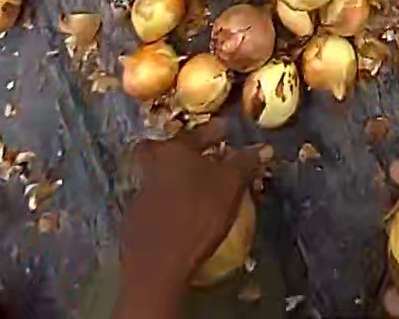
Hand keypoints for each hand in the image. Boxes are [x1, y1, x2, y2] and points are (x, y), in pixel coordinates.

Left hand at [112, 122, 251, 318]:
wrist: (156, 269)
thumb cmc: (197, 215)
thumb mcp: (230, 185)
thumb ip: (245, 162)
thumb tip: (264, 147)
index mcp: (174, 149)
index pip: (199, 131)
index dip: (217, 130)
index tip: (229, 131)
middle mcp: (152, 166)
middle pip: (168, 150)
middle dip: (184, 151)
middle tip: (203, 157)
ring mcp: (139, 196)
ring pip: (161, 176)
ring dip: (178, 179)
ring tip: (199, 189)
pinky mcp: (134, 224)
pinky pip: (156, 202)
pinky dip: (170, 203)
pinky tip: (183, 215)